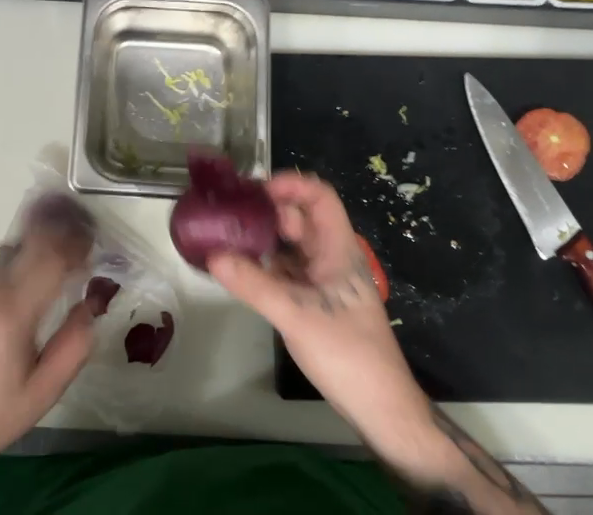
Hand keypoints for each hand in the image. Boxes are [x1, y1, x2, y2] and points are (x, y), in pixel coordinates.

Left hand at [0, 203, 97, 493]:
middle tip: (76, 252)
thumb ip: (74, 346)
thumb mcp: (43, 392)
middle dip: (57, 238)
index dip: (76, 243)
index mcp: (12, 312)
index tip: (91, 247)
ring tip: (48, 269)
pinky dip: (7, 261)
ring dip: (31, 250)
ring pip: (6, 248)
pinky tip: (14, 284)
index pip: (51, 255)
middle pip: (29, 241)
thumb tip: (91, 305)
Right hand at [210, 174, 547, 513]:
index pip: (320, 198)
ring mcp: (323, 283)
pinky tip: (237, 270)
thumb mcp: (297, 315)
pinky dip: (263, 267)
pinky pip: (285, 274)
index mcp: (339, 250)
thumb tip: (213, 255)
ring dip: (262, 240)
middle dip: (268, 211)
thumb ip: (254, 285)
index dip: (292, 185)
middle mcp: (331, 259)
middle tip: (229, 212)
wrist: (379, 406)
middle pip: (301, 220)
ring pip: (291, 248)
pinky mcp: (313, 304)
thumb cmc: (348, 353)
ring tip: (225, 236)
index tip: (256, 188)